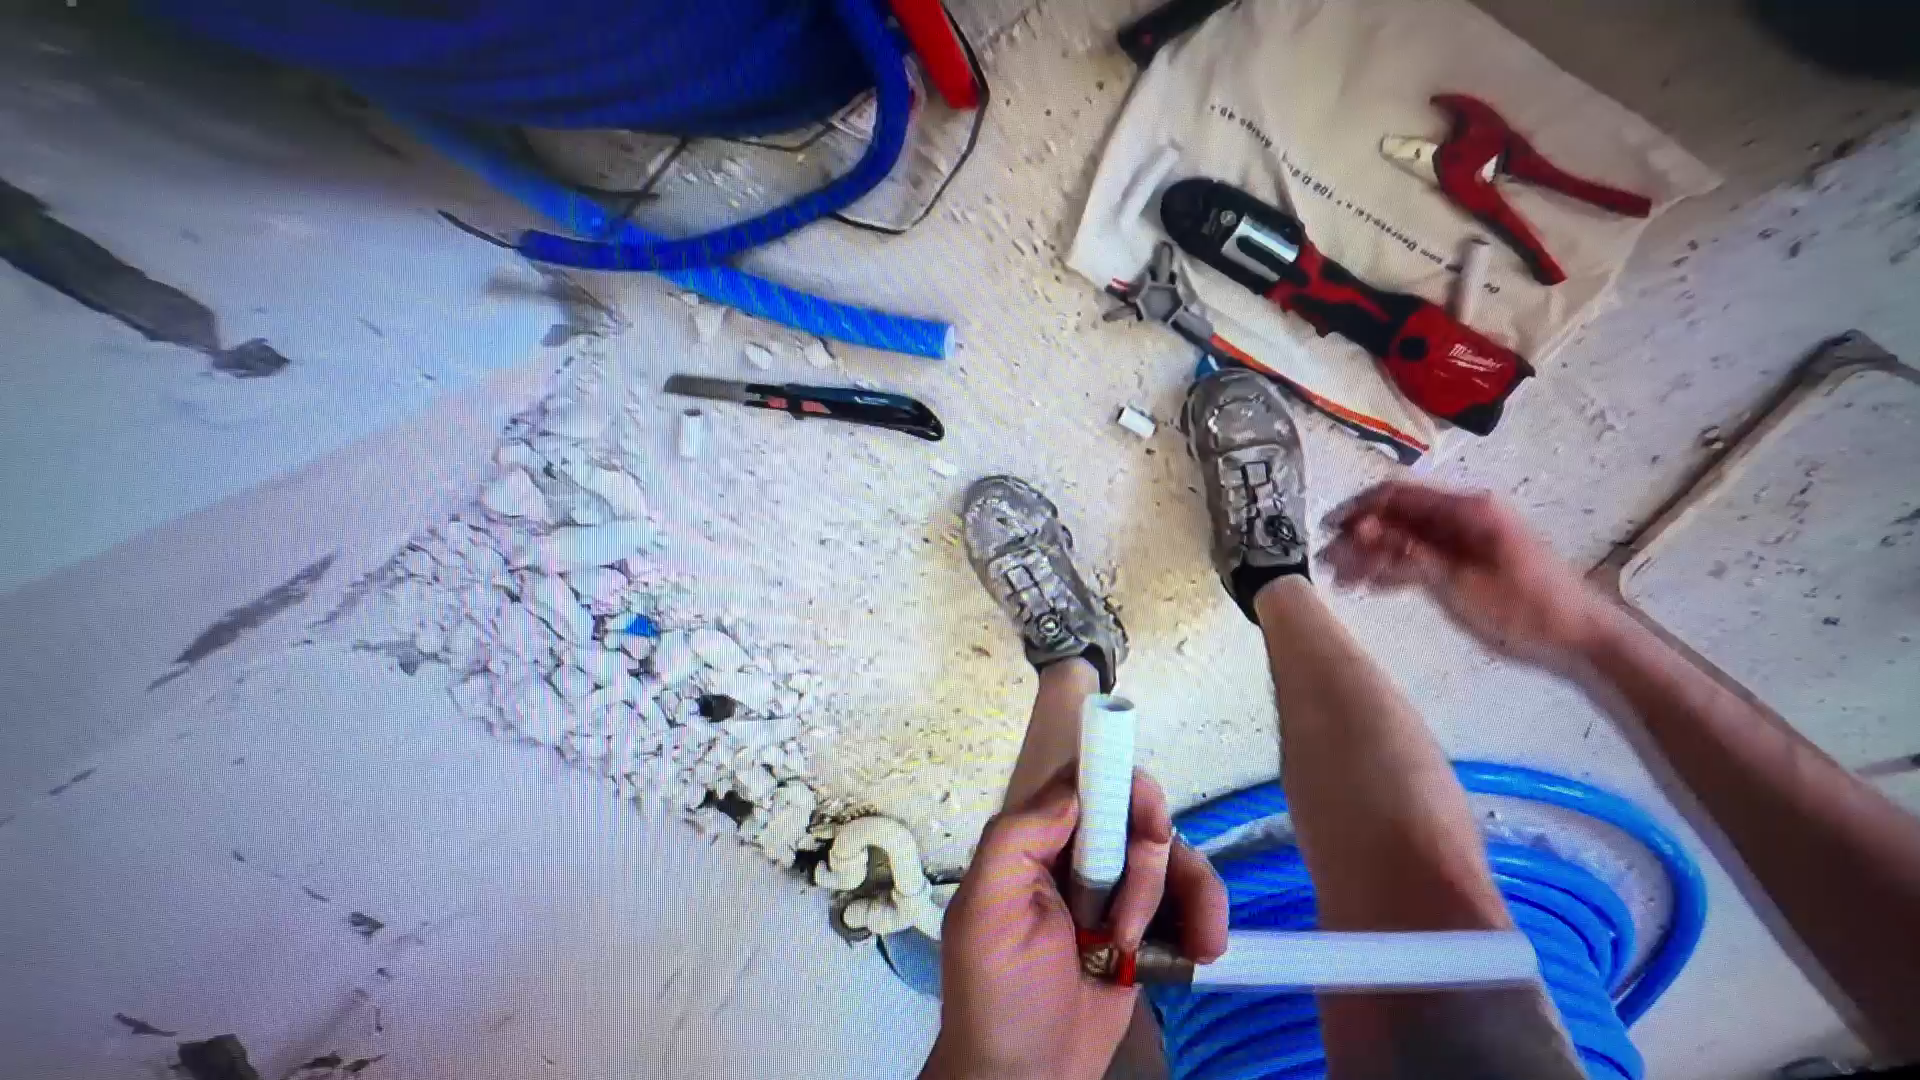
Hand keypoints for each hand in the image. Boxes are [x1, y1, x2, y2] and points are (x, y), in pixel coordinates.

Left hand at [921, 770, 1227, 1079]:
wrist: (1027, 1075)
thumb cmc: (996, 992)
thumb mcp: (986, 909)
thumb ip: (1016, 838)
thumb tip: (1072, 791)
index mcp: (1035, 840)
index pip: (1085, 784)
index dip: (1123, 790)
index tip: (1148, 824)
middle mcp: (1078, 854)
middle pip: (1138, 816)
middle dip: (1148, 865)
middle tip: (1128, 921)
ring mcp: (1117, 890)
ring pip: (1172, 856)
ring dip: (1178, 900)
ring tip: (1142, 953)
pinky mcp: (1149, 926)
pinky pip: (1191, 898)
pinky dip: (1205, 917)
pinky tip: (1201, 951)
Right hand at [1321, 481, 1613, 664]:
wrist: (1581, 636)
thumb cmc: (1525, 607)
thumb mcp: (1462, 582)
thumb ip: (1411, 554)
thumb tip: (1363, 529)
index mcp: (1466, 510)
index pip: (1398, 496)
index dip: (1358, 510)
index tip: (1328, 531)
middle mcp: (1461, 517)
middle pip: (1397, 517)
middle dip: (1359, 538)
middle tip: (1328, 564)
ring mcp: (1463, 539)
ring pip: (1403, 538)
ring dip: (1371, 556)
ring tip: (1342, 580)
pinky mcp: (1464, 561)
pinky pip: (1418, 556)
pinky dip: (1393, 569)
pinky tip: (1370, 585)